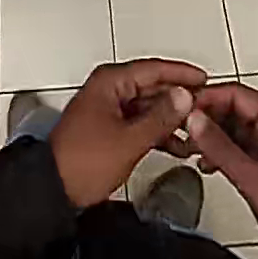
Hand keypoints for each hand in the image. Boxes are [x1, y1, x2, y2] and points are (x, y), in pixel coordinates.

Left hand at [48, 59, 205, 207]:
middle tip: (204, 107)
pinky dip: (157, 131)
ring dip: (170, 118)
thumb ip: (160, 117)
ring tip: (194, 130)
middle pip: (151, 86)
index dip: (180, 73)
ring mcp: (109, 107)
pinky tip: (176, 145)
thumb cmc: (81, 161)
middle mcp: (110, 89)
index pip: (152, 69)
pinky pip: (140, 121)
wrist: (54, 189)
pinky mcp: (110, 126)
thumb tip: (184, 95)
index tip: (203, 78)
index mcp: (110, 81)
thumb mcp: (128, 139)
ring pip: (148, 105)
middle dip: (178, 99)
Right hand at [181, 83, 257, 258]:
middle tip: (180, 126)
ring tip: (189, 145)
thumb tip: (195, 120)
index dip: (207, 98)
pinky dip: (222, 152)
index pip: (237, 93)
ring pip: (236, 128)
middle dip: (207, 117)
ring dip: (212, 136)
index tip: (181, 107)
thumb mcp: (257, 183)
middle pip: (235, 108)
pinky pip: (242, 147)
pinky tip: (208, 163)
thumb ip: (222, 149)